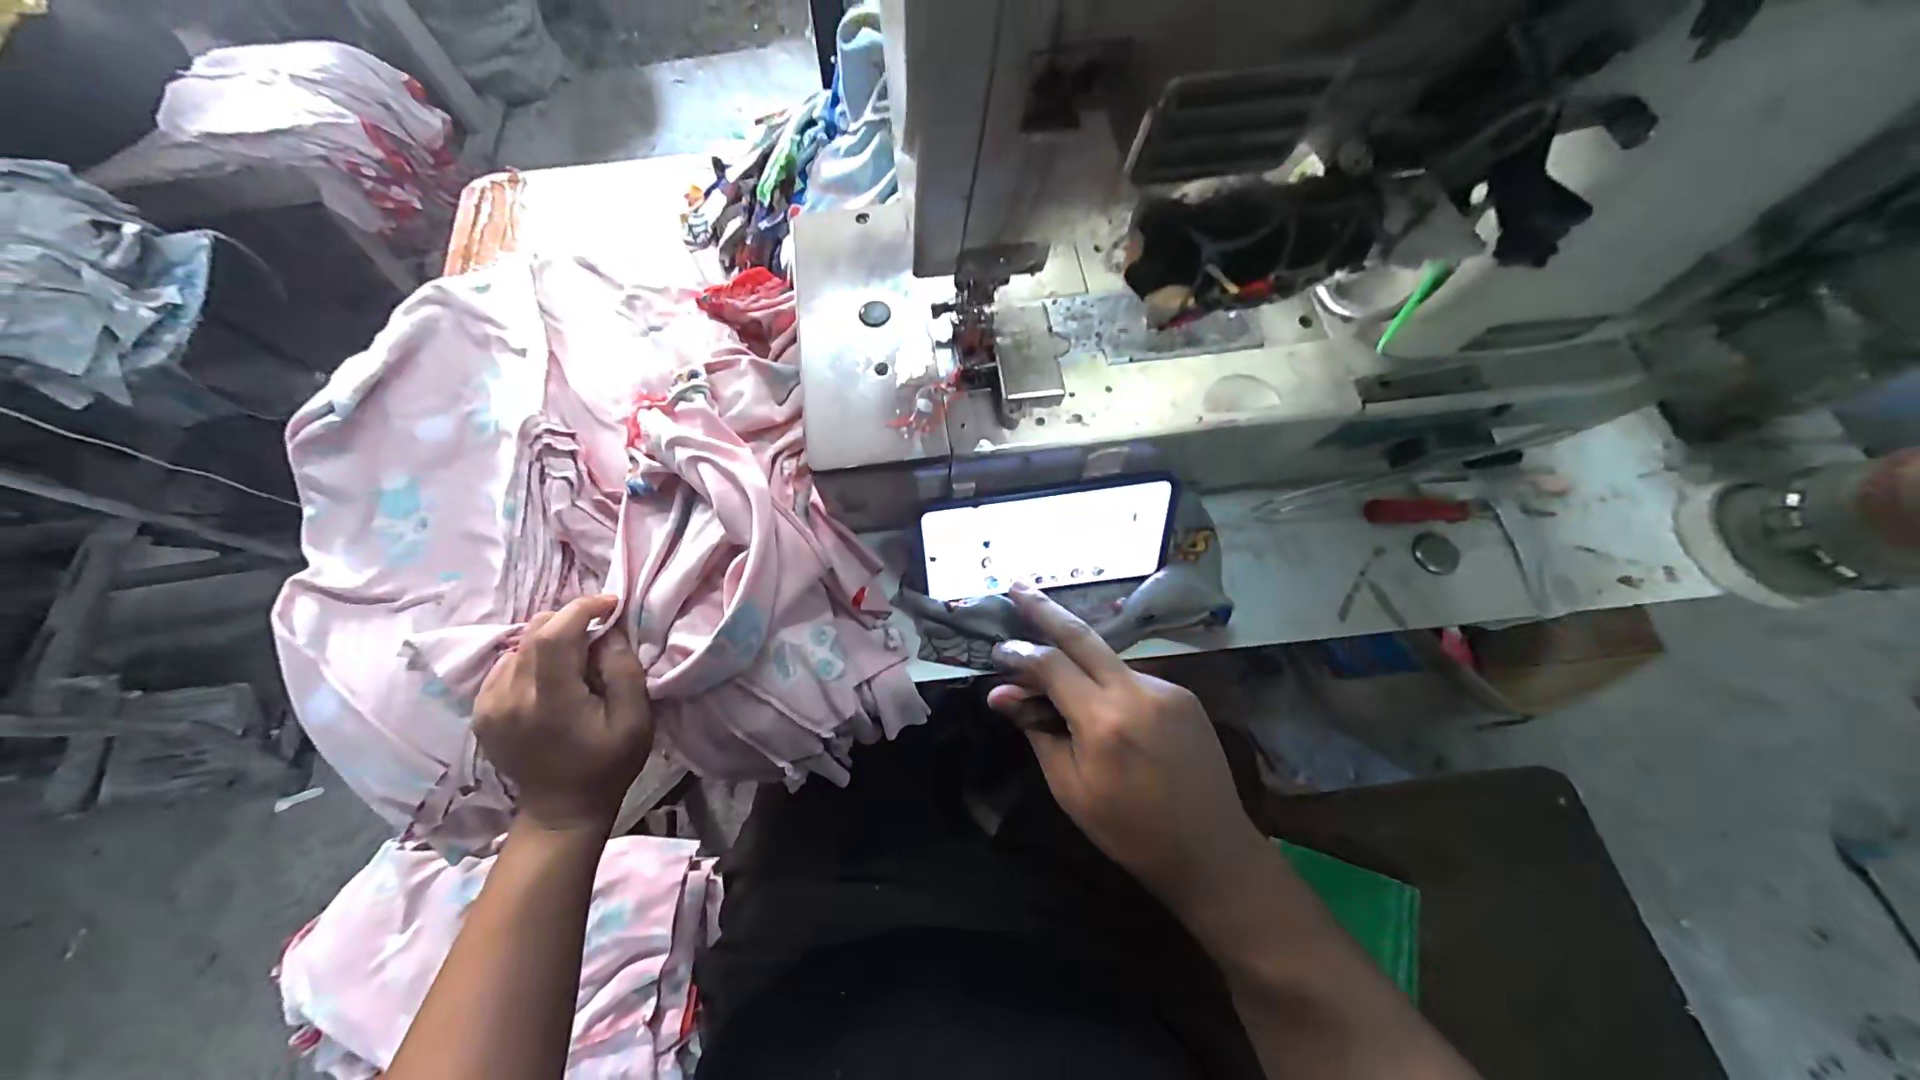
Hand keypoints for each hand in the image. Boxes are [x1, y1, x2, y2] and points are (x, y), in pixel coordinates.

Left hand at [474, 594, 653, 835]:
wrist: (562, 809)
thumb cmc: (608, 765)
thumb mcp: (635, 720)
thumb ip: (623, 671)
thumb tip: (608, 633)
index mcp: (550, 701)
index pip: (554, 633)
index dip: (582, 608)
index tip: (610, 604)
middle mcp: (509, 698)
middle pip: (534, 632)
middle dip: (570, 621)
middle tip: (600, 633)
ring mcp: (489, 705)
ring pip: (519, 645)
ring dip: (551, 639)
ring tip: (578, 657)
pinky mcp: (481, 710)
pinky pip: (506, 664)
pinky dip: (532, 657)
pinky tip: (553, 676)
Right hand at [987, 581, 1268, 908]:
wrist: (1211, 851)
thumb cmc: (1129, 831)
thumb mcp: (1070, 788)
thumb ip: (1037, 731)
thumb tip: (1001, 693)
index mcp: (1104, 721)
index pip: (1050, 665)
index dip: (1020, 653)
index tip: (998, 649)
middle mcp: (1137, 691)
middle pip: (1082, 635)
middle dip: (1045, 608)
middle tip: (1017, 585)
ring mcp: (1166, 688)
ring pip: (1107, 659)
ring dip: (1076, 656)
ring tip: (1050, 664)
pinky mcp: (1183, 695)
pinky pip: (1131, 678)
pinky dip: (1106, 682)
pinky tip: (1097, 704)